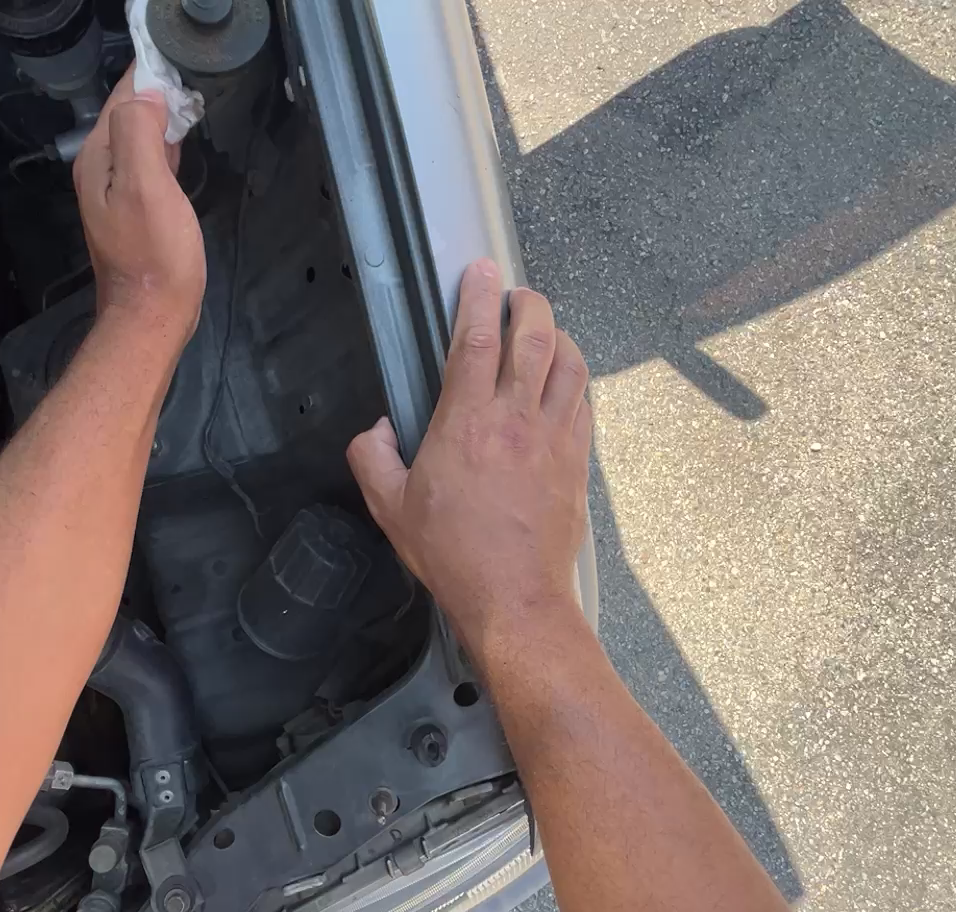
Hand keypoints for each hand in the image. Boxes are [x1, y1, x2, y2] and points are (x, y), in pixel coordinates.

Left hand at [74, 72, 205, 344]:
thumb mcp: (148, 188)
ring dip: (162, 123)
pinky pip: (147, 168)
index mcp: (99, 160)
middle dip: (156, 97)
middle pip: (127, 118)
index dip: (149, 78)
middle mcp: (100, 173)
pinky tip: (180, 151)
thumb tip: (148, 96)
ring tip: (189, 107)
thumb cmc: (156, 258)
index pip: (121, 99)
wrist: (152, 318)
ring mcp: (115, 196)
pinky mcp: (134, 216)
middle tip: (191, 85)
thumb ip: (141, 134)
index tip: (179, 66)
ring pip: (138, 143)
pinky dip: (164, 152)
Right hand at [347, 259, 592, 654]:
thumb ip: (371, 457)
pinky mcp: (577, 459)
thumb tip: (378, 427)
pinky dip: (575, 376)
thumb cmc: (451, 553)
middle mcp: (515, 418)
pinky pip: (584, 400)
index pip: (475, 338)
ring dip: (557, 334)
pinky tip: (563, 381)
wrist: (514, 596)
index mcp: (465, 422)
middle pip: (533, 335)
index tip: (480, 270)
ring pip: (568, 361)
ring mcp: (554, 437)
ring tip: (543, 330)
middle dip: (526, 302)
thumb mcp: (390, 508)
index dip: (477, 296)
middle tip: (515, 294)